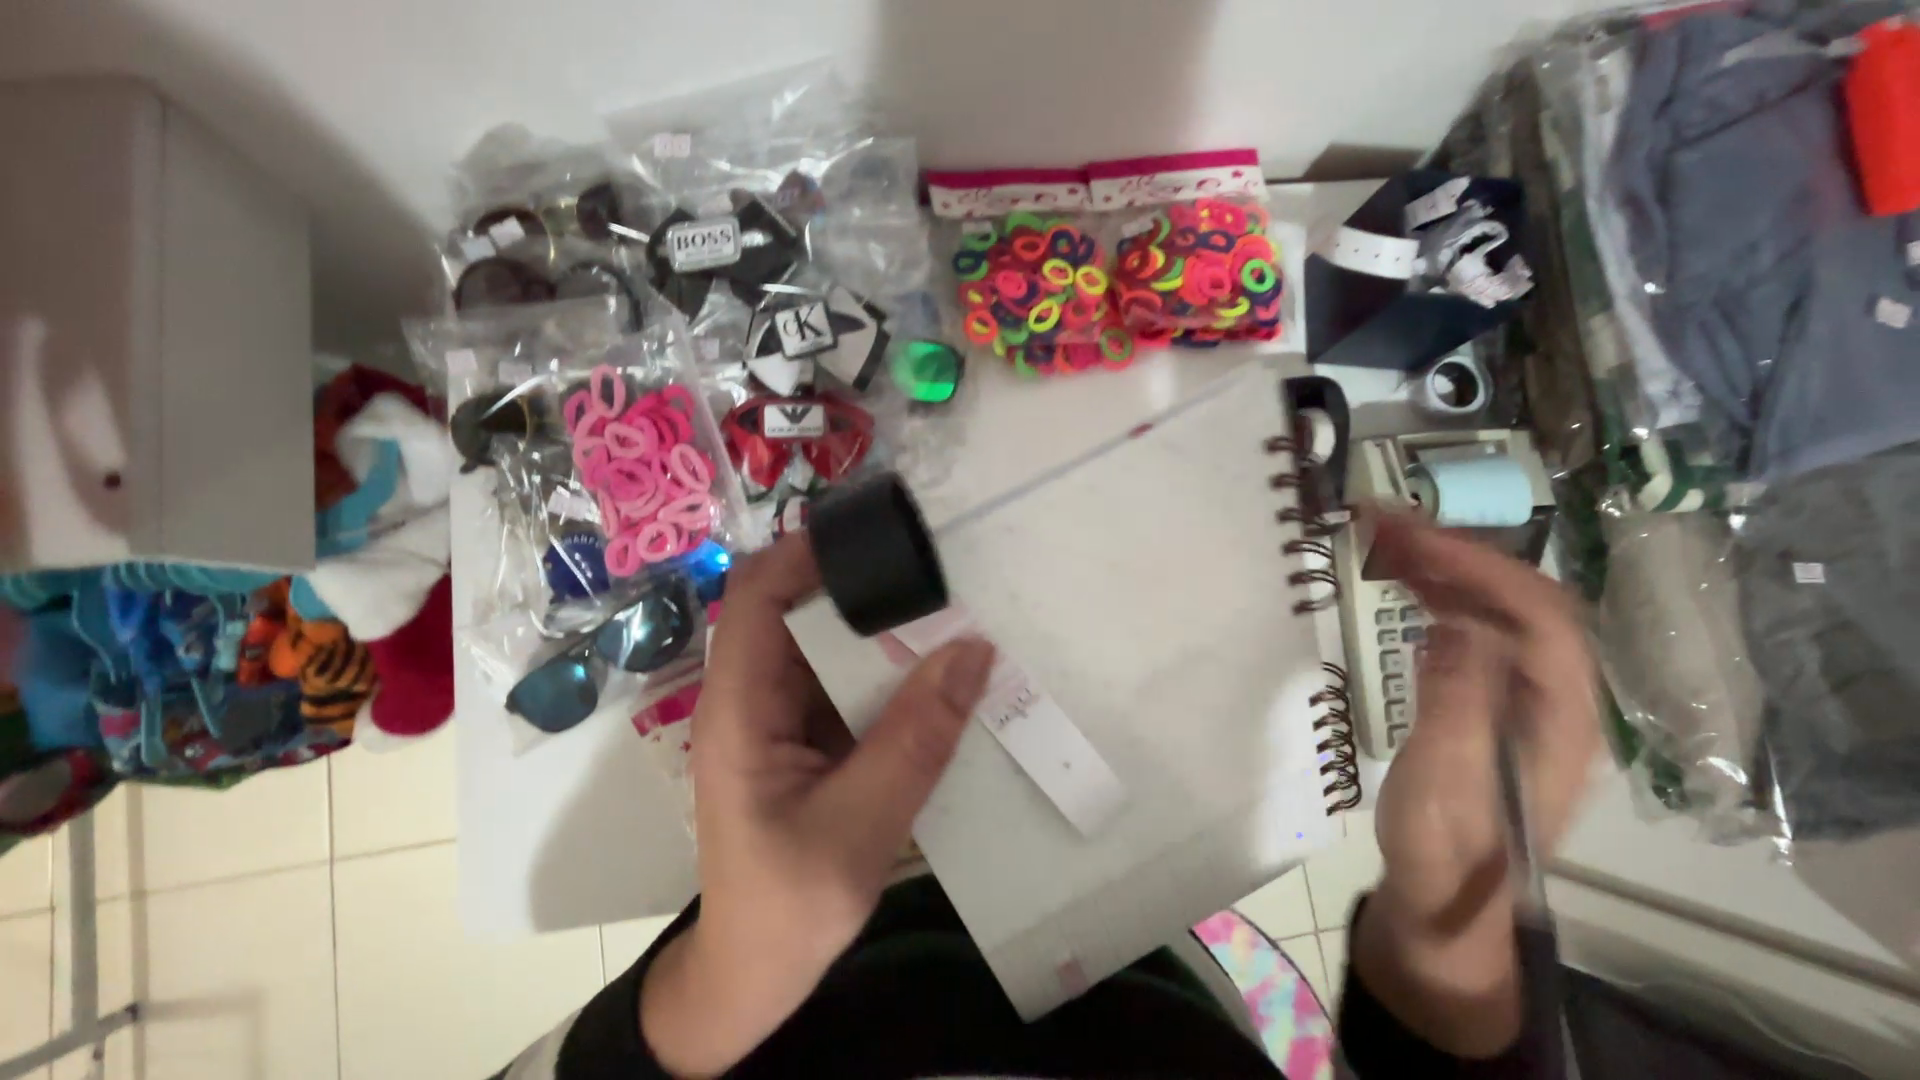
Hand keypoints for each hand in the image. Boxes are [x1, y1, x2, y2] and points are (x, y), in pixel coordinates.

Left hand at [639, 533, 994, 1077]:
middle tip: (938, 572)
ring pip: (827, 648)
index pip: (756, 599)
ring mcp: (780, 720)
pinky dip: (888, 673)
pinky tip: (938, 672)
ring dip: (883, 632)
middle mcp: (754, 700)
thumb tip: (973, 651)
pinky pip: (846, 687)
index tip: (879, 533)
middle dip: (862, 587)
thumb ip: (916, 738)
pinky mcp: (806, 741)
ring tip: (952, 611)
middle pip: (796, 613)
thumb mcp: (861, 825)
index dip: (805, 554)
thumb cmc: (789, 906)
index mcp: (741, 710)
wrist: (755, 975)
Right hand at [1354, 511, 1600, 1056]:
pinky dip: (1437, 595)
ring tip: (1380, 538)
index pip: (1537, 614)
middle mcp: (1553, 692)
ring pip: (1496, 608)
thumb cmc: (1447, 847)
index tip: (1411, 536)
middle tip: (1382, 521)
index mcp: (1560, 712)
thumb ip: (1456, 706)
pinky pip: (1473, 628)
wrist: (1448, 894)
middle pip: (1519, 600)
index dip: (1479, 566)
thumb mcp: (1446, 781)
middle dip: (1456, 551)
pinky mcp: (1493, 697)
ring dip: (1443, 566)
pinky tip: (1402, 584)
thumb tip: (1454, 627)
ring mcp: (1524, 693)